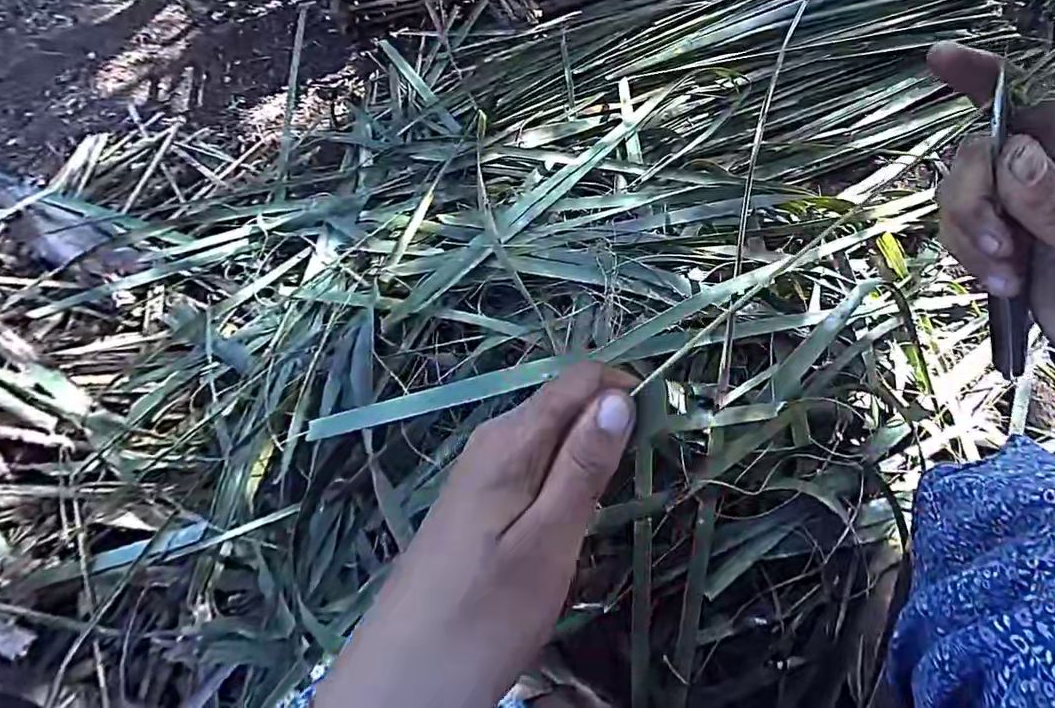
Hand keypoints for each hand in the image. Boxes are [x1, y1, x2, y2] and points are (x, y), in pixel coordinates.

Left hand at [313, 363, 635, 707]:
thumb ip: (583, 465)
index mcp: (511, 439)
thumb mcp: (546, 542)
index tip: (659, 423)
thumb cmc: (480, 618)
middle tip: (641, 471)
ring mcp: (483, 469)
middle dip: (610, 420)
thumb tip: (620, 397)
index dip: (623, 388)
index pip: (579, 379)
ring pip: (553, 433)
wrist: (395, 690)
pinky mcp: (480, 498)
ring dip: (591, 448)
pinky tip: (574, 513)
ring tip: (614, 496)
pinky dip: (567, 472)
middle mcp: (495, 439)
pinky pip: (536, 461)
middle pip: (566, 402)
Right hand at [928, 42, 1054, 384]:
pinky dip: (966, 253)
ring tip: (1004, 275)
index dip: (985, 79)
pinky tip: (1000, 284)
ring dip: (968, 232)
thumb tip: (1012, 152)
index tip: (939, 61)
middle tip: (995, 247)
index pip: (1035, 105)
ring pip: (961, 190)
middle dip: (973, 198)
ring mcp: (1027, 202)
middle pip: (982, 152)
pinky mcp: (1004, 233)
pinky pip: (959, 225)